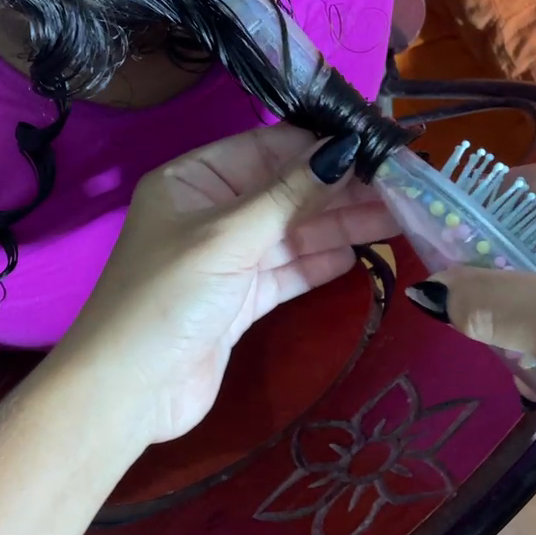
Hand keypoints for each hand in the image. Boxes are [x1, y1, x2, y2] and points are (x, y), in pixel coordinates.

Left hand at [55, 125, 397, 446]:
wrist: (129, 388)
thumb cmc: (167, 297)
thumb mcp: (226, 238)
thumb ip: (287, 196)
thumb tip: (343, 148)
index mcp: (191, 180)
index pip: (263, 149)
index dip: (318, 146)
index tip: (378, 146)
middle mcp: (208, 211)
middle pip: (284, 191)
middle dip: (339, 189)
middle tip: (406, 187)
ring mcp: (225, 257)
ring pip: (291, 232)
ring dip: (340, 225)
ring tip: (400, 217)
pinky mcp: (239, 298)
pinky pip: (287, 270)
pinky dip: (319, 262)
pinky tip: (359, 253)